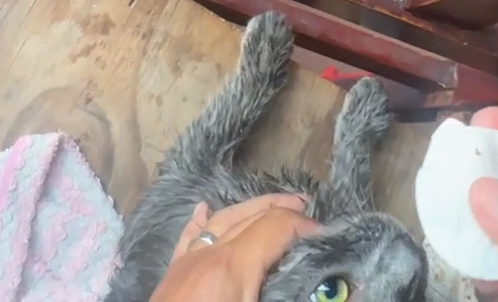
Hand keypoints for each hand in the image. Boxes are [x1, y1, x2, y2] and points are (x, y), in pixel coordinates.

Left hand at [148, 193, 317, 301]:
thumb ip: (285, 298)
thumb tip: (327, 297)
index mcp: (232, 267)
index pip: (274, 227)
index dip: (303, 226)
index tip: (325, 234)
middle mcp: (208, 254)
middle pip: (250, 215)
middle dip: (281, 208)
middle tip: (308, 209)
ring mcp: (185, 263)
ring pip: (221, 219)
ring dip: (250, 208)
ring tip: (272, 205)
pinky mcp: (170, 278)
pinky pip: (188, 238)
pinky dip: (201, 220)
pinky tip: (204, 208)